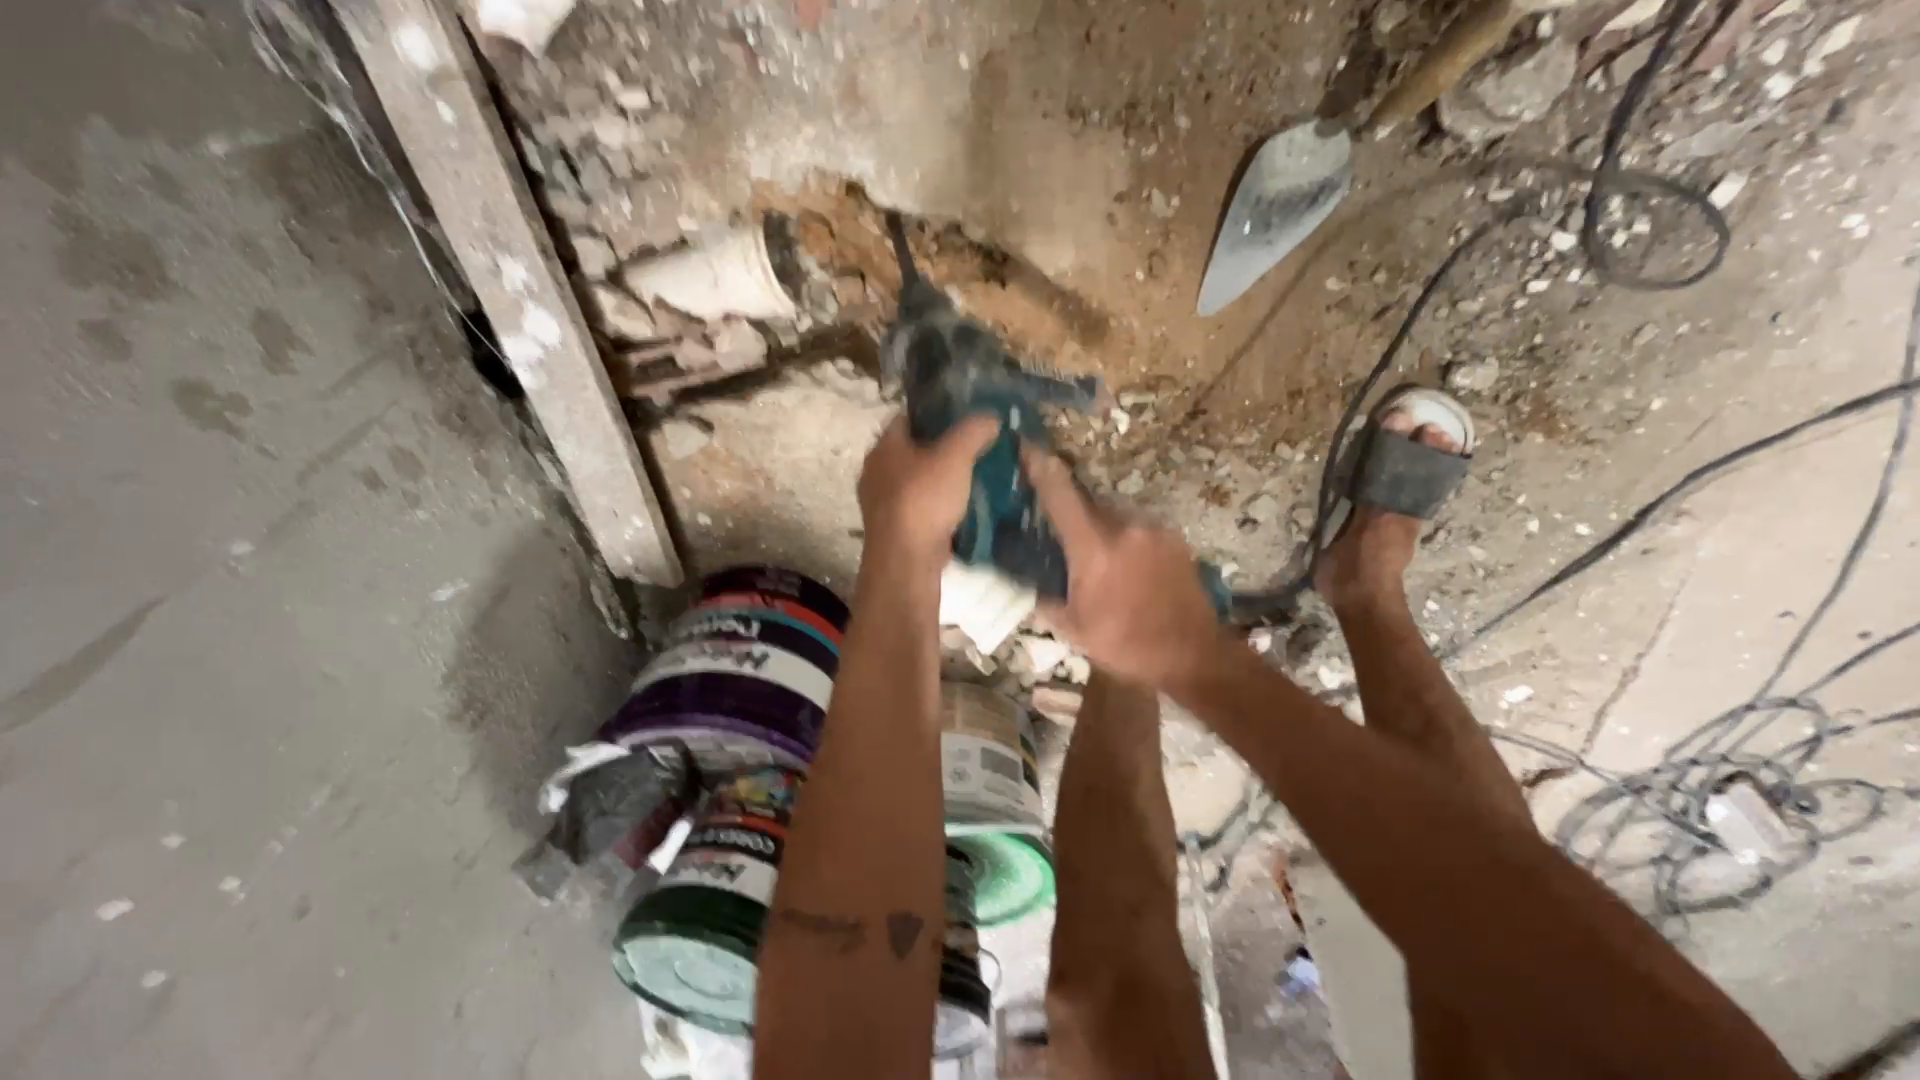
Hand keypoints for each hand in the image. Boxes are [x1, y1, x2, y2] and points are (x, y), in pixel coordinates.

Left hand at [857, 413, 1000, 567]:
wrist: (905, 559)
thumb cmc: (924, 499)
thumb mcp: (955, 456)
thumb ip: (972, 432)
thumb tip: (990, 417)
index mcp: (884, 447)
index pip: (904, 418)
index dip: (931, 415)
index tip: (960, 418)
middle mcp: (875, 472)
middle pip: (908, 452)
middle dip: (937, 450)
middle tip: (970, 449)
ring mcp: (880, 504)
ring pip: (912, 483)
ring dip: (936, 481)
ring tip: (969, 479)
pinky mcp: (891, 530)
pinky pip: (916, 510)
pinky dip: (934, 508)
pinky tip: (958, 510)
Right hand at [1022, 445, 1229, 689]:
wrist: (1193, 655)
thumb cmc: (1126, 646)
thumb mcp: (1074, 630)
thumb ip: (1046, 600)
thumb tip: (1026, 584)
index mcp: (1094, 550)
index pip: (1060, 496)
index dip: (1039, 467)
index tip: (1024, 444)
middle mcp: (1124, 528)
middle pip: (1087, 504)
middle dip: (1071, 513)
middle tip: (1060, 533)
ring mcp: (1154, 530)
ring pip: (1114, 517)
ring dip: (1101, 530)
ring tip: (1098, 561)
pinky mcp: (1173, 538)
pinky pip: (1138, 529)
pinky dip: (1126, 541)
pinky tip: (1127, 569)